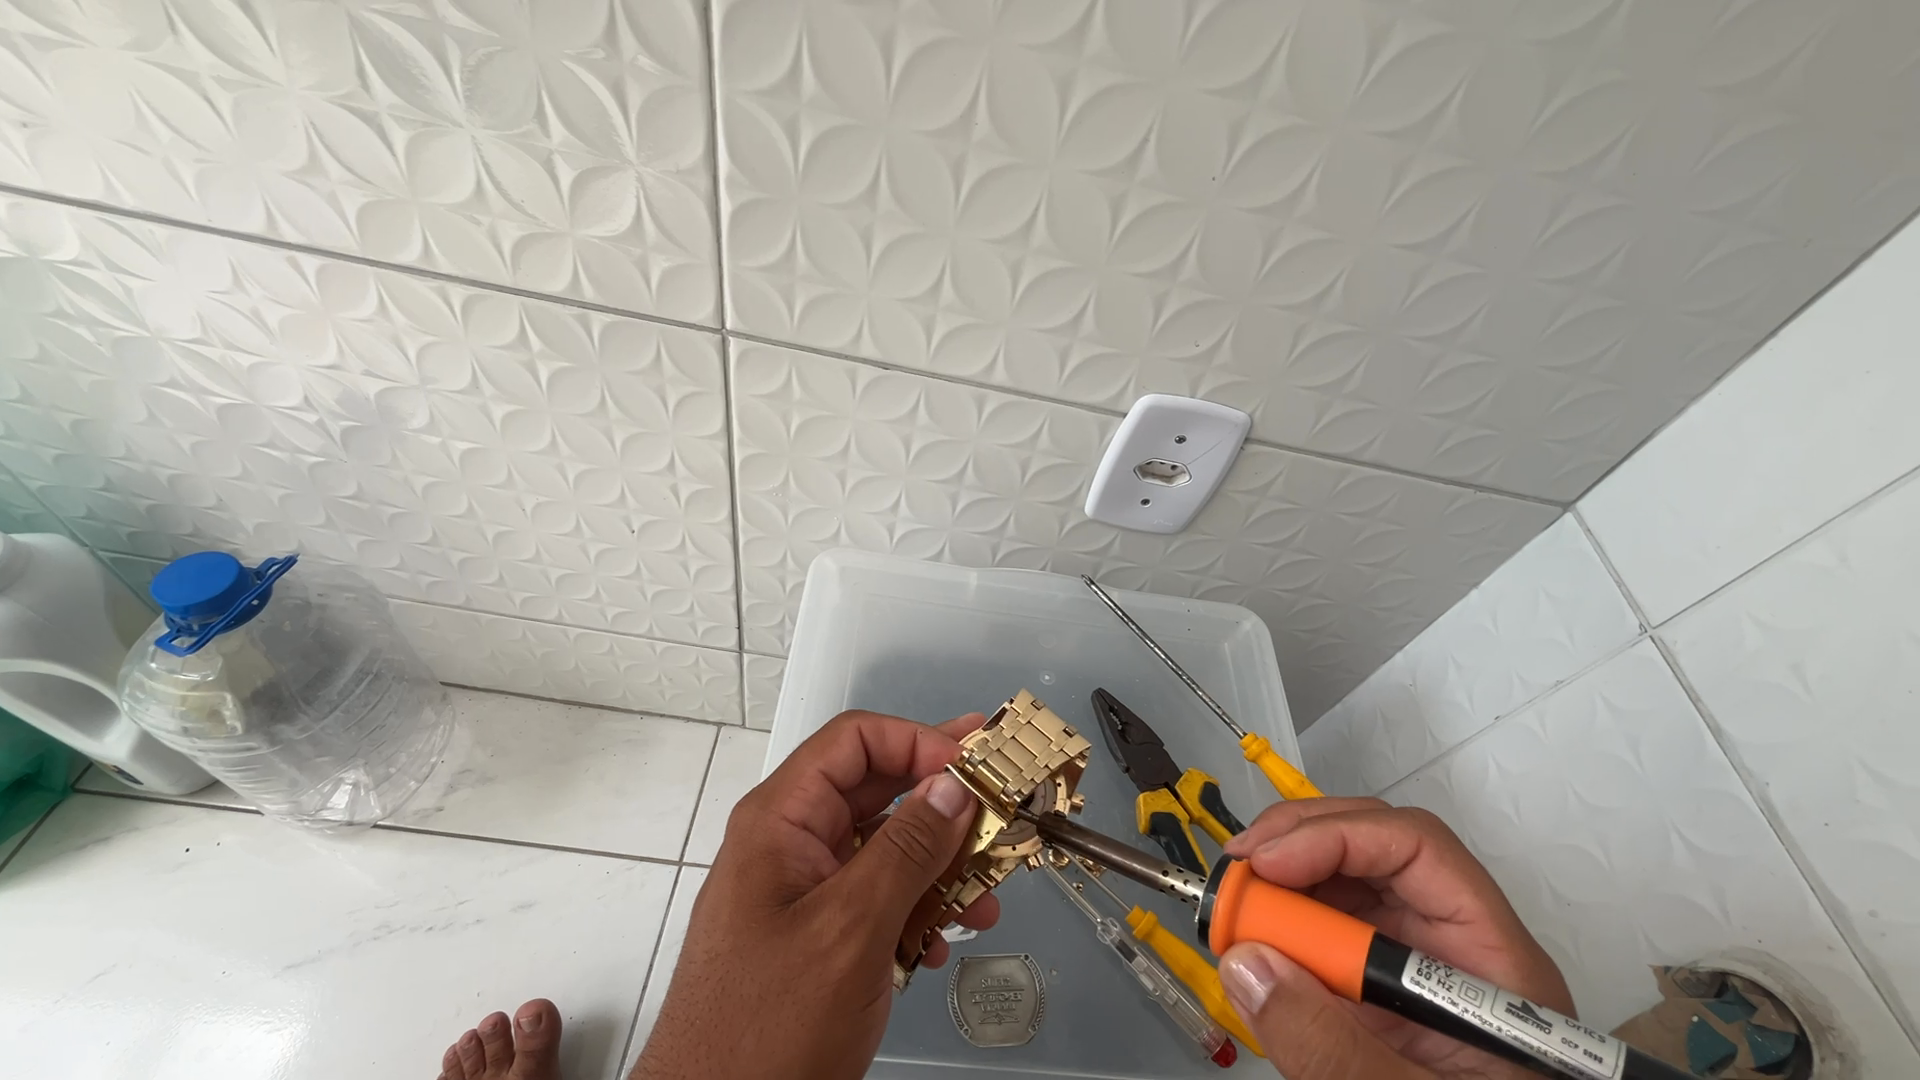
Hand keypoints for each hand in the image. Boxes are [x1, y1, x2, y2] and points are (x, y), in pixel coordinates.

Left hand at [632, 710, 1000, 1079]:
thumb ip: (907, 850)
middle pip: (876, 790)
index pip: (855, 740)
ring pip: (884, 846)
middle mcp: (792, 841)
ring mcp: (803, 887)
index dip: (917, 741)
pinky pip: (876, 894)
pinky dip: (915, 907)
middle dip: (941, 802)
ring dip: (938, 864)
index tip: (974, 766)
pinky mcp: (817, 930)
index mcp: (782, 818)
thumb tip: (954, 786)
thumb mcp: (852, 928)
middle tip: (1000, 805)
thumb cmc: (769, 1024)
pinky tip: (940, 940)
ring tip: (985, 893)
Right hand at [1215, 798, 1571, 1079]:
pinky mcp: (1375, 980)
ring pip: (1342, 873)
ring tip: (1235, 910)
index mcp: (1489, 957)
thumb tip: (1244, 963)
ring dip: (1279, 880)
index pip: (1416, 846)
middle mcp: (1451, 938)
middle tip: (1236, 872)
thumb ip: (1334, 1048)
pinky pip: (1323, 920)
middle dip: (1295, 841)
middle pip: (1373, 841)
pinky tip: (1251, 943)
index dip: (1334, 837)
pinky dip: (1279, 921)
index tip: (1265, 864)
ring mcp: (1411, 956)